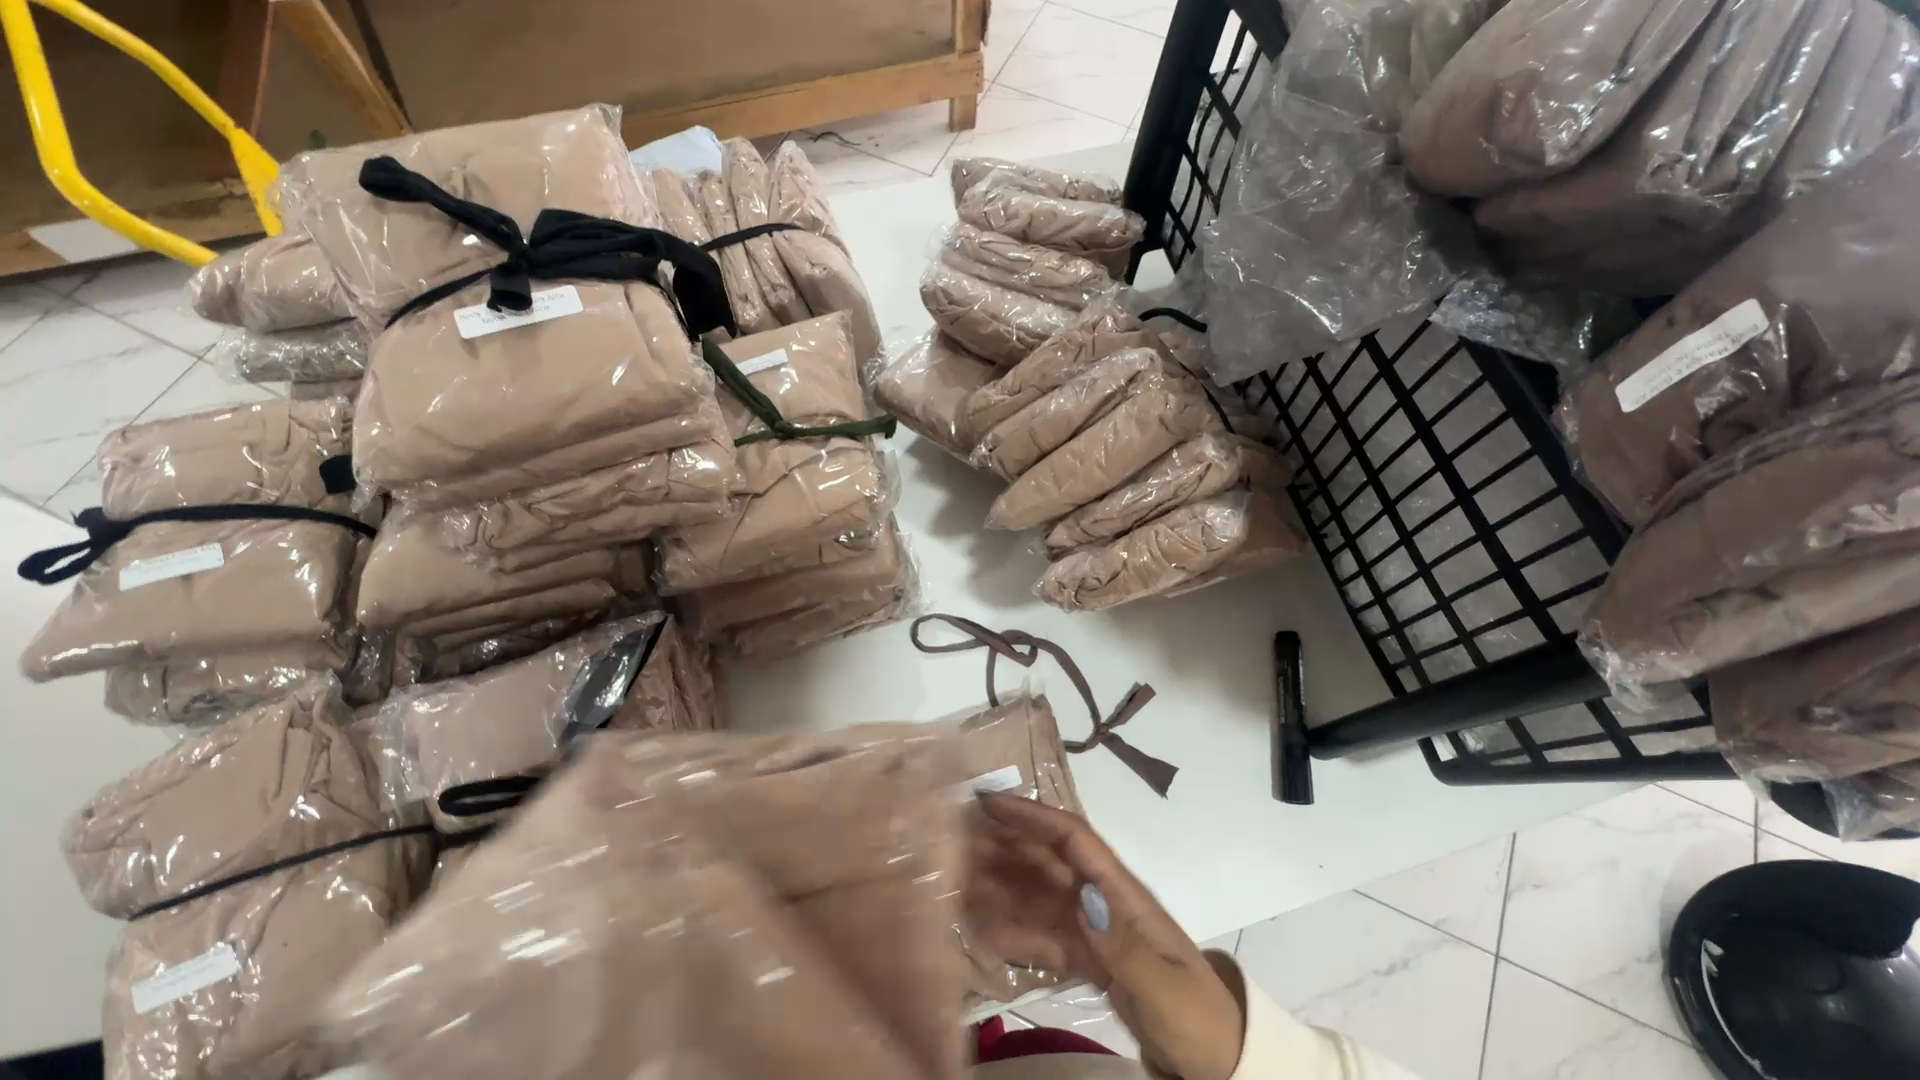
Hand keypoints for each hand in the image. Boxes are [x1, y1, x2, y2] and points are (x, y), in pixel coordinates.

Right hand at [967, 793, 1244, 1079]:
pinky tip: (980, 929)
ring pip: (1037, 896)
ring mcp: (1092, 930)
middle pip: (1047, 862)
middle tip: (953, 842)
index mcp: (1123, 895)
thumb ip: (1122, 943)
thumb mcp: (1162, 985)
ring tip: (956, 881)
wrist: (1217, 1057)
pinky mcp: (1087, 959)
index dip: (1032, 817)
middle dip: (1003, 846)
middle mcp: (1102, 902)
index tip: (988, 804)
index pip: (1073, 841)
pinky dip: (1011, 930)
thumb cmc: (1195, 1015)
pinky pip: (1040, 936)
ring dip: (999, 885)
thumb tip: (1083, 894)